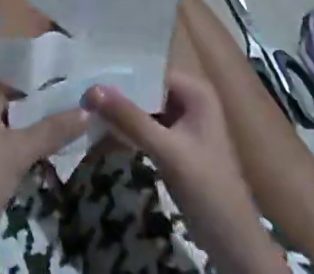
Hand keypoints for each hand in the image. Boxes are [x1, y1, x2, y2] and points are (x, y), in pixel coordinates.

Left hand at [0, 81, 87, 271]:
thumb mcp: (20, 150)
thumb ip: (53, 130)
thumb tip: (89, 110)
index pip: (24, 82)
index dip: (52, 87)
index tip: (81, 90)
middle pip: (25, 105)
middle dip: (51, 111)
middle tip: (87, 111)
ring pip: (24, 126)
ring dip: (46, 133)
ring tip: (80, 130)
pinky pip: (19, 145)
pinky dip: (36, 148)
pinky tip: (60, 152)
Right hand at [84, 74, 289, 273]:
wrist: (232, 242)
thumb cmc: (207, 188)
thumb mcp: (167, 151)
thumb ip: (130, 119)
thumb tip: (91, 88)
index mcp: (196, 91)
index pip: (150, 71)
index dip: (120, 75)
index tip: (86, 77)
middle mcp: (190, 100)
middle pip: (145, 89)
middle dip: (117, 95)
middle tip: (80, 94)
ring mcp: (183, 123)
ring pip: (143, 109)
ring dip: (119, 114)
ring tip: (84, 111)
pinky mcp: (176, 145)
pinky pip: (146, 128)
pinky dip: (127, 131)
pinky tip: (101, 133)